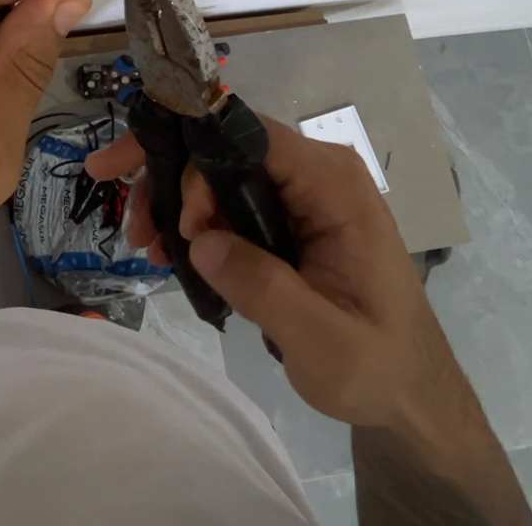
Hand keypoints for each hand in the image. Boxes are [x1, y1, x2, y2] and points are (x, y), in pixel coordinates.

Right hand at [85, 113, 461, 431]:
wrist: (411, 393)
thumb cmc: (379, 366)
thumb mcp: (324, 341)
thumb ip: (264, 287)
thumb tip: (200, 240)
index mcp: (332, 185)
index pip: (249, 137)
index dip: (196, 160)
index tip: (166, 211)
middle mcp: (314, 173)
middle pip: (223, 145)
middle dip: (166, 171)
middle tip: (120, 204)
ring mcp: (300, 192)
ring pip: (216, 170)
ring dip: (172, 199)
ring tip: (144, 243)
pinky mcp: (288, 214)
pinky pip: (226, 198)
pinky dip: (191, 218)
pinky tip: (169, 250)